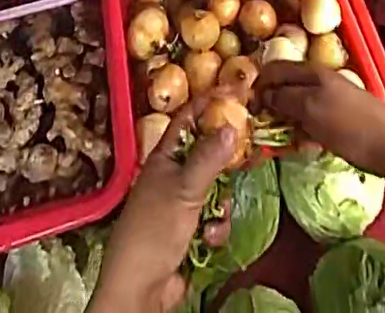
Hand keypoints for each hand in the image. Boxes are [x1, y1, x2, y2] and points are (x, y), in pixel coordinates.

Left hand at [89, 104, 234, 312]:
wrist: (140, 291)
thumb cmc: (155, 230)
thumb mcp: (185, 189)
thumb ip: (210, 157)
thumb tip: (232, 125)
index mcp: (164, 158)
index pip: (188, 118)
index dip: (208, 102)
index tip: (235, 92)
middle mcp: (173, 175)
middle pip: (207, 152)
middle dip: (225, 160)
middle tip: (245, 155)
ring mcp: (181, 203)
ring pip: (216, 186)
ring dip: (220, 203)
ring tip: (216, 216)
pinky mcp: (190, 229)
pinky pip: (214, 216)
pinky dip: (216, 227)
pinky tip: (209, 240)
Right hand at [257, 61, 384, 175]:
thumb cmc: (352, 126)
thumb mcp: (313, 109)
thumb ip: (286, 98)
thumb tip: (263, 94)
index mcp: (311, 72)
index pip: (273, 69)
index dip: (256, 85)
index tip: (243, 108)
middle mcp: (318, 82)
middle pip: (283, 88)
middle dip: (268, 106)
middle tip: (256, 129)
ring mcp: (328, 100)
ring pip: (294, 108)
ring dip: (284, 123)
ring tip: (277, 142)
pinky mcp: (336, 120)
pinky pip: (309, 122)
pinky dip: (301, 133)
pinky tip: (301, 148)